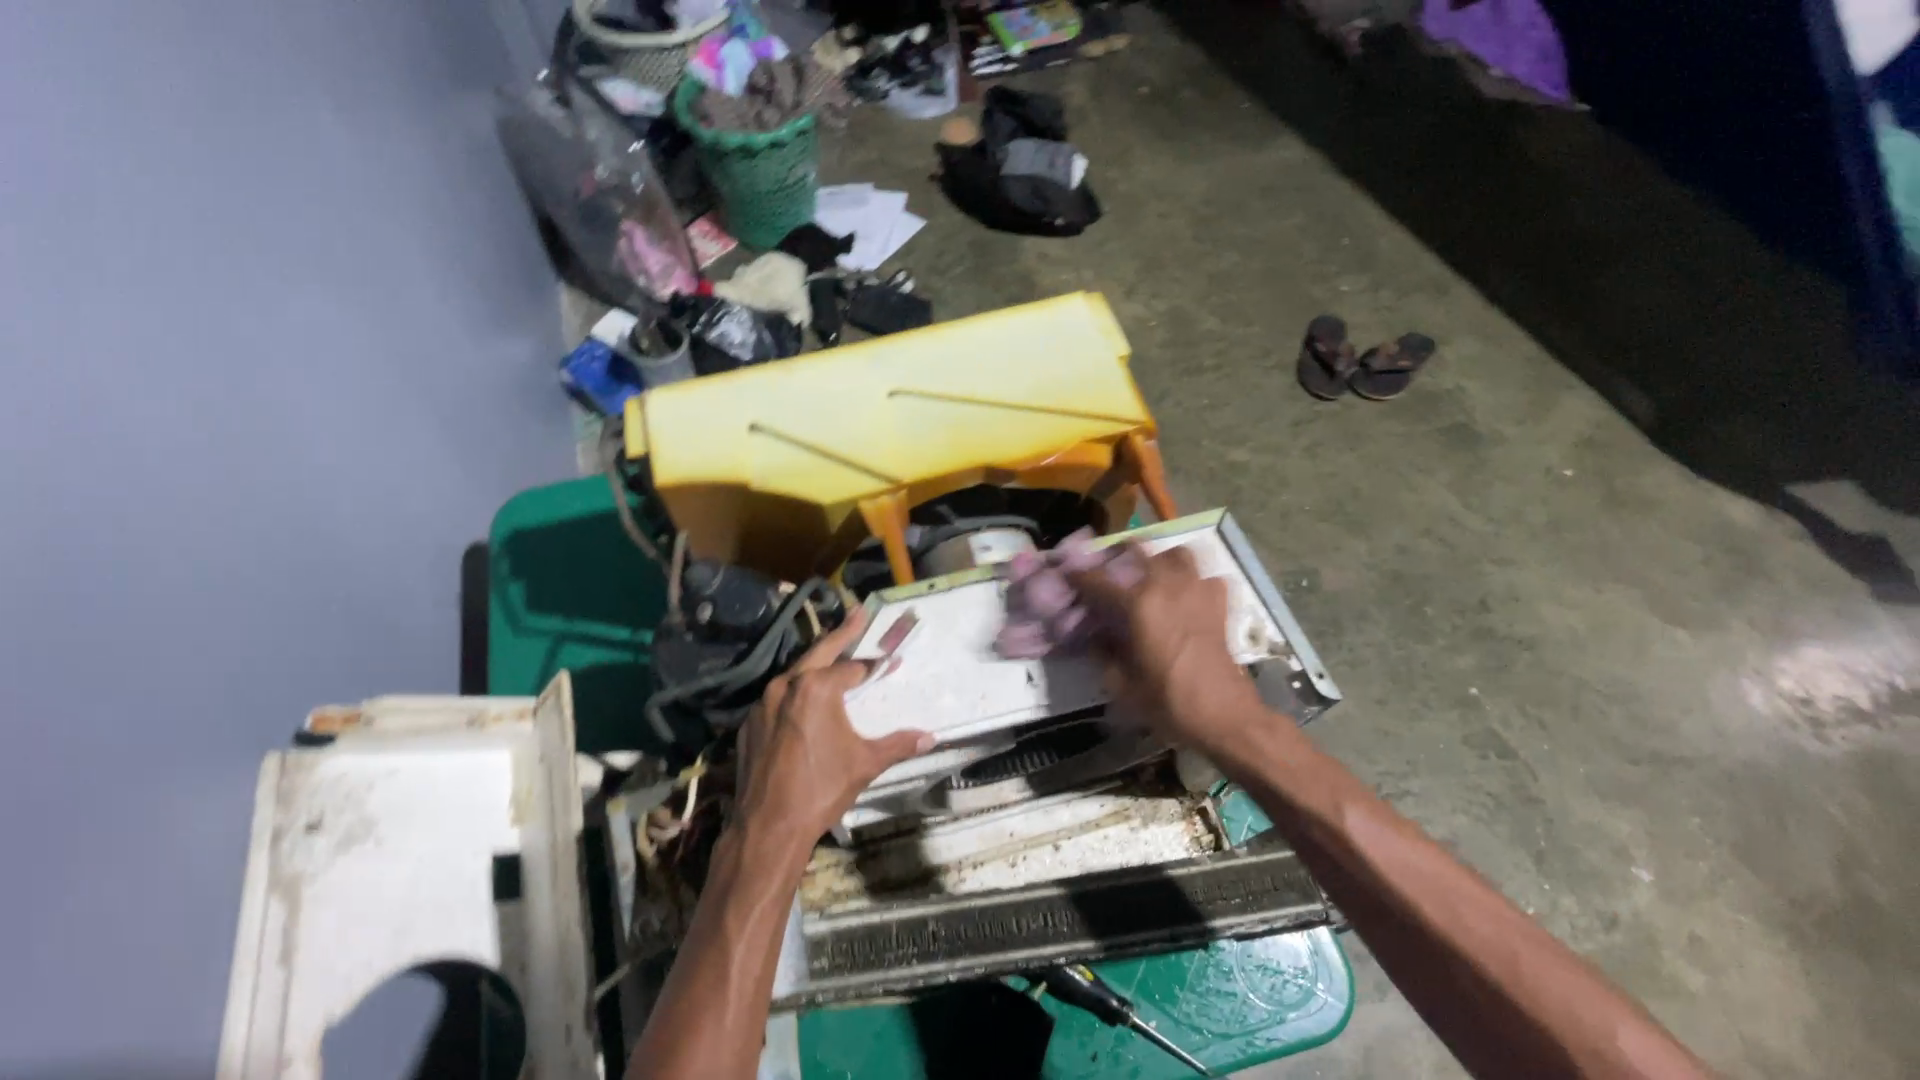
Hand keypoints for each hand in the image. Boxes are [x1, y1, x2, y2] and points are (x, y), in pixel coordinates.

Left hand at [733, 607, 934, 846]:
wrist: (769, 825)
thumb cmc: (822, 789)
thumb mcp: (865, 763)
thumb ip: (898, 745)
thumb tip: (931, 737)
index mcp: (816, 688)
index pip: (852, 668)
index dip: (874, 666)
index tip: (890, 661)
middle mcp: (786, 685)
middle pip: (820, 653)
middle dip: (842, 634)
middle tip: (857, 613)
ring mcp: (763, 703)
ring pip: (794, 674)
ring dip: (815, 664)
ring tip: (831, 655)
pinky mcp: (749, 724)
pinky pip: (777, 698)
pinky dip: (794, 692)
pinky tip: (803, 702)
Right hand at [1069, 545, 1263, 756]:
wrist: (1223, 714)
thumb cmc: (1167, 701)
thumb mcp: (1122, 684)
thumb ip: (1104, 653)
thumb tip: (1096, 636)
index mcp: (1138, 604)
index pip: (1098, 580)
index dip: (1079, 576)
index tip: (1068, 575)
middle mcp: (1167, 586)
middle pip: (1139, 549)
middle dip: (1119, 554)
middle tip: (1110, 567)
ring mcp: (1198, 590)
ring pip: (1177, 553)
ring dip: (1161, 558)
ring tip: (1152, 574)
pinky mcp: (1220, 602)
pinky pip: (1206, 577)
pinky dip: (1195, 580)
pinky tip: (1188, 595)